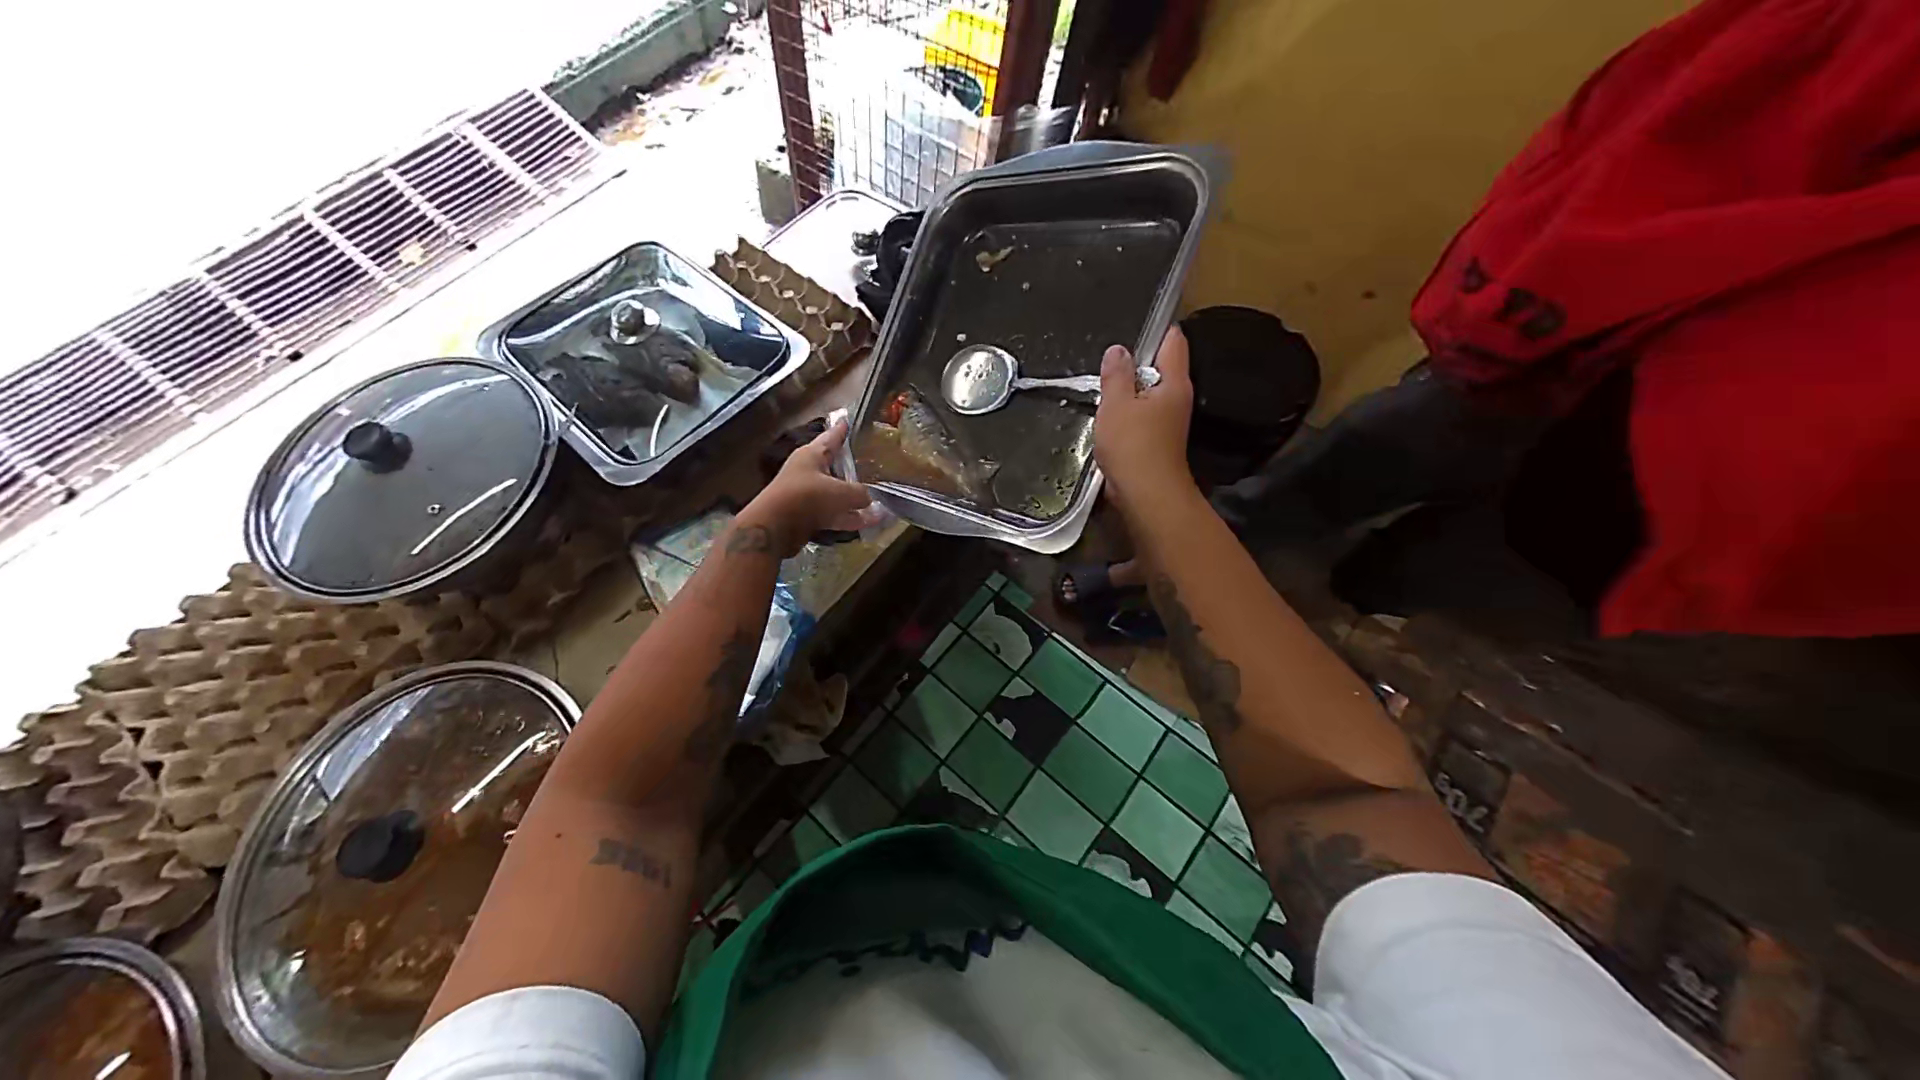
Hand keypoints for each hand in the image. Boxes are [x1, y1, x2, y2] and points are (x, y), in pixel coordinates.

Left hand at [736, 418, 883, 556]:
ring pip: (834, 494)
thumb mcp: (841, 492)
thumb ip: (860, 494)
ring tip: (877, 503)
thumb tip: (869, 499)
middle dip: (850, 468)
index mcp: (811, 455)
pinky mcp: (805, 517)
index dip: (840, 429)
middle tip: (868, 464)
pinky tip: (868, 523)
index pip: (830, 437)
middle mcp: (806, 472)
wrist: (775, 528)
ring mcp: (805, 495)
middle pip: (833, 467)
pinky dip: (848, 518)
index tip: (847, 420)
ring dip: (853, 500)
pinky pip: (832, 514)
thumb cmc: (807, 498)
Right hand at [1094, 324, 1195, 512]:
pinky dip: (1126, 411)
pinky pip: (1141, 415)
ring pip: (1148, 393)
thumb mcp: (1116, 404)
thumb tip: (1117, 350)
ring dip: (1128, 389)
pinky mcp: (1156, 440)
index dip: (1157, 328)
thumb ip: (1116, 375)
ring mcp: (1169, 421)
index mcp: (1174, 383)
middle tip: (1108, 355)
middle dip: (1136, 360)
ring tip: (1103, 381)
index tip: (1133, 324)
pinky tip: (1107, 413)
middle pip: (1160, 367)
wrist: (1146, 495)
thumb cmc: (1133, 446)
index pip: (1173, 341)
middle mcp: (1177, 398)